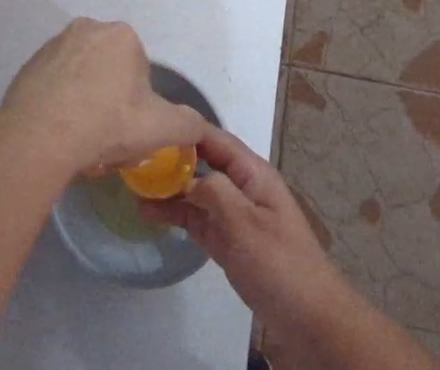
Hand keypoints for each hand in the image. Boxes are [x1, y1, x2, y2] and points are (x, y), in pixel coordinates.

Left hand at [0, 18, 209, 174]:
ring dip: (84, 99)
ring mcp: (53, 44)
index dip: (138, 102)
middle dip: (111, 97)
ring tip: (80, 135)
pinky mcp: (28, 64)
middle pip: (110, 69)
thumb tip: (198, 126)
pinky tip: (57, 130)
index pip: (140, 70)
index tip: (128, 126)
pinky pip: (53, 84)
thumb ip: (189, 124)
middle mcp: (87, 28)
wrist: (39, 138)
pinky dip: (58, 103)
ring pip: (81, 76)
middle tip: (106, 133)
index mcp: (123, 35)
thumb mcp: (162, 129)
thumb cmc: (107, 125)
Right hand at [139, 125, 349, 328]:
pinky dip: (175, 213)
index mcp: (252, 173)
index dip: (185, 129)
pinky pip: (196, 217)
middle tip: (132, 156)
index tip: (150, 124)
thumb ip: (214, 192)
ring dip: (168, 187)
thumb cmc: (279, 263)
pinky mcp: (225, 238)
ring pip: (195, 190)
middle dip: (171, 157)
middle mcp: (240, 186)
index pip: (214, 139)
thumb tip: (185, 176)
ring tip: (133, 185)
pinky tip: (149, 213)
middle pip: (202, 162)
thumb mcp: (245, 223)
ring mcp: (233, 213)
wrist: (307, 316)